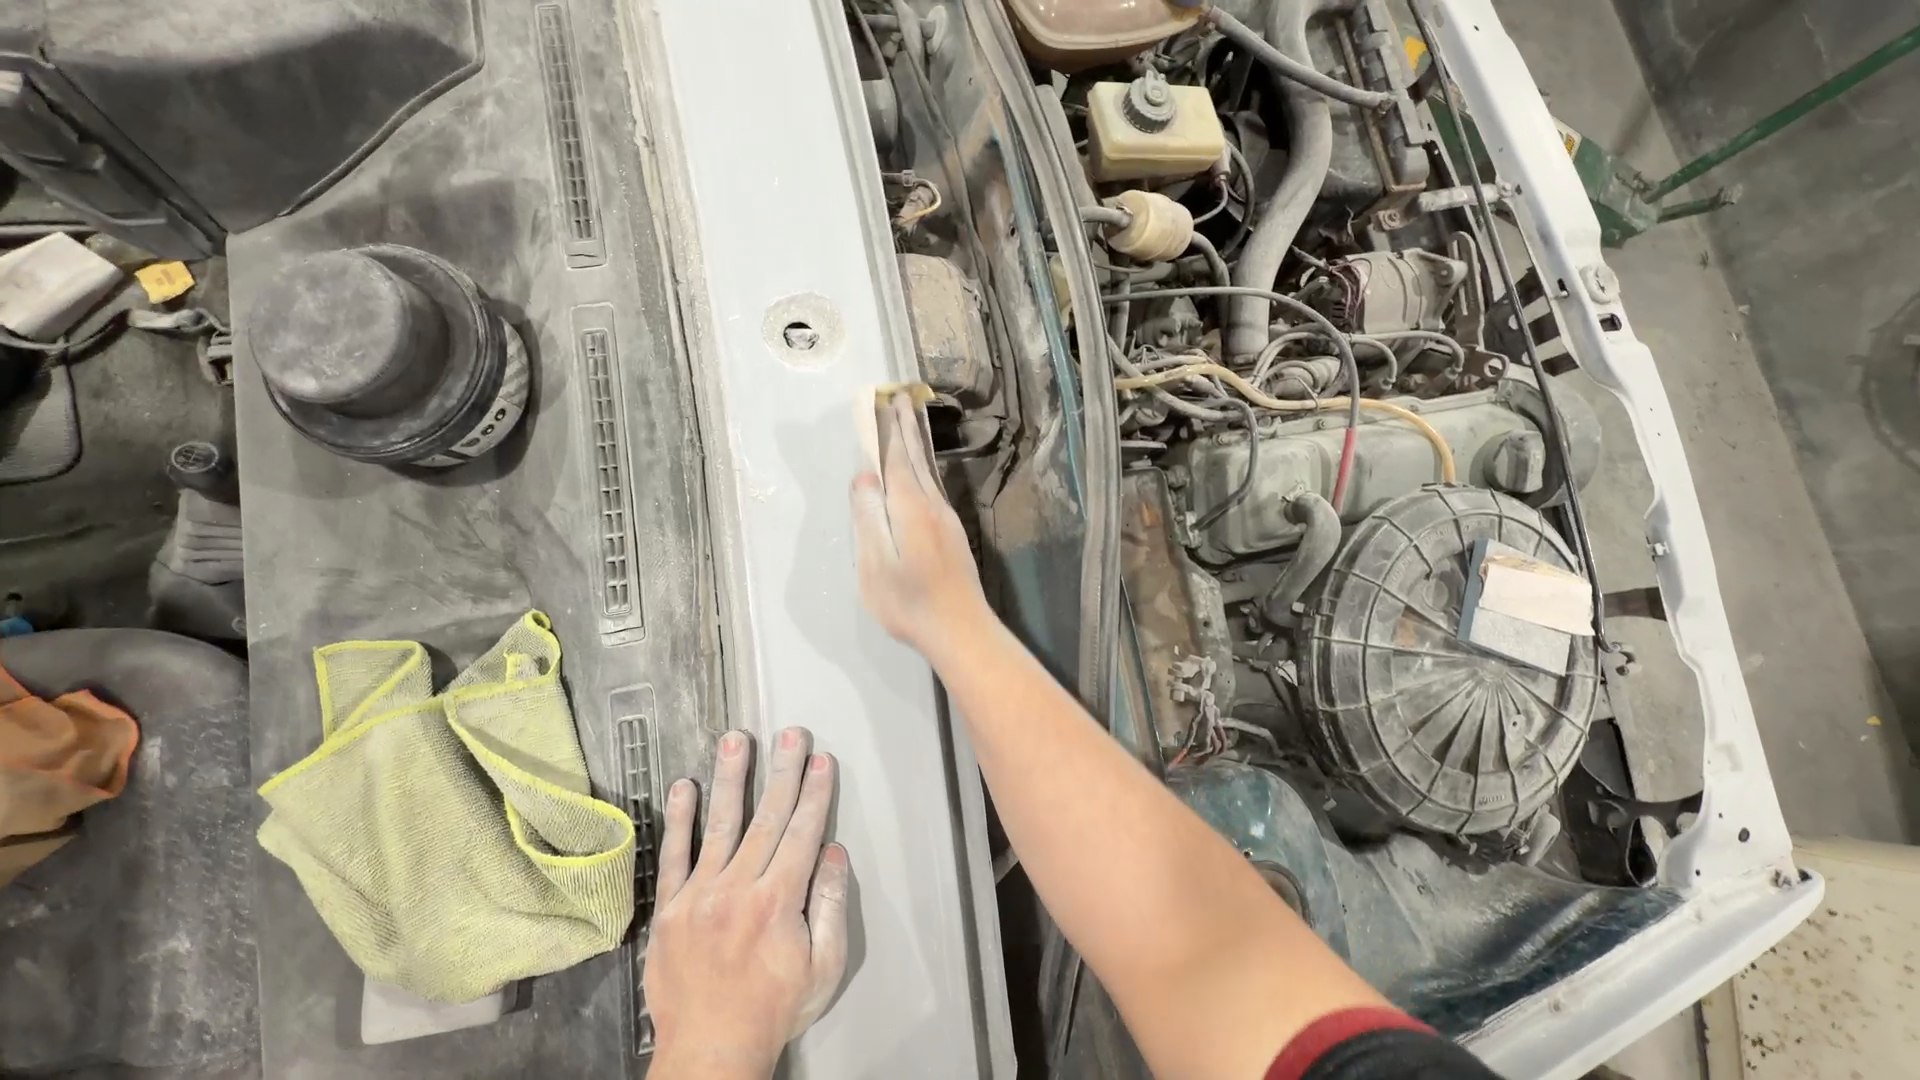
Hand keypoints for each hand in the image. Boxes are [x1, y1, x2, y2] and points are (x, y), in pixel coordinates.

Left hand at [645, 727, 849, 1079]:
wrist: (708, 1051)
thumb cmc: (773, 1010)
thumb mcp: (823, 968)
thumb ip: (829, 906)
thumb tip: (832, 853)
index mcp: (777, 902)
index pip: (801, 833)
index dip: (814, 794)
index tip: (820, 761)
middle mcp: (738, 888)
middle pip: (766, 817)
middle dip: (782, 772)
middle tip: (789, 734)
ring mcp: (700, 895)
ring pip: (719, 824)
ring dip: (730, 778)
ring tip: (735, 740)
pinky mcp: (671, 908)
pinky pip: (675, 855)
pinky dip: (680, 819)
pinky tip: (685, 786)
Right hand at [851, 392, 993, 658]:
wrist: (960, 630)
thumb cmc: (909, 601)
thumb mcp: (876, 563)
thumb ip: (869, 517)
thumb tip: (865, 477)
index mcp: (910, 508)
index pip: (898, 459)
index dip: (890, 431)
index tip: (887, 402)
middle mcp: (933, 507)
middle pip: (917, 460)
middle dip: (907, 430)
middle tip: (902, 400)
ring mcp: (947, 521)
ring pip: (929, 474)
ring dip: (917, 448)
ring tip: (909, 428)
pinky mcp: (953, 536)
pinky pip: (934, 490)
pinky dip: (924, 471)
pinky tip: (922, 477)